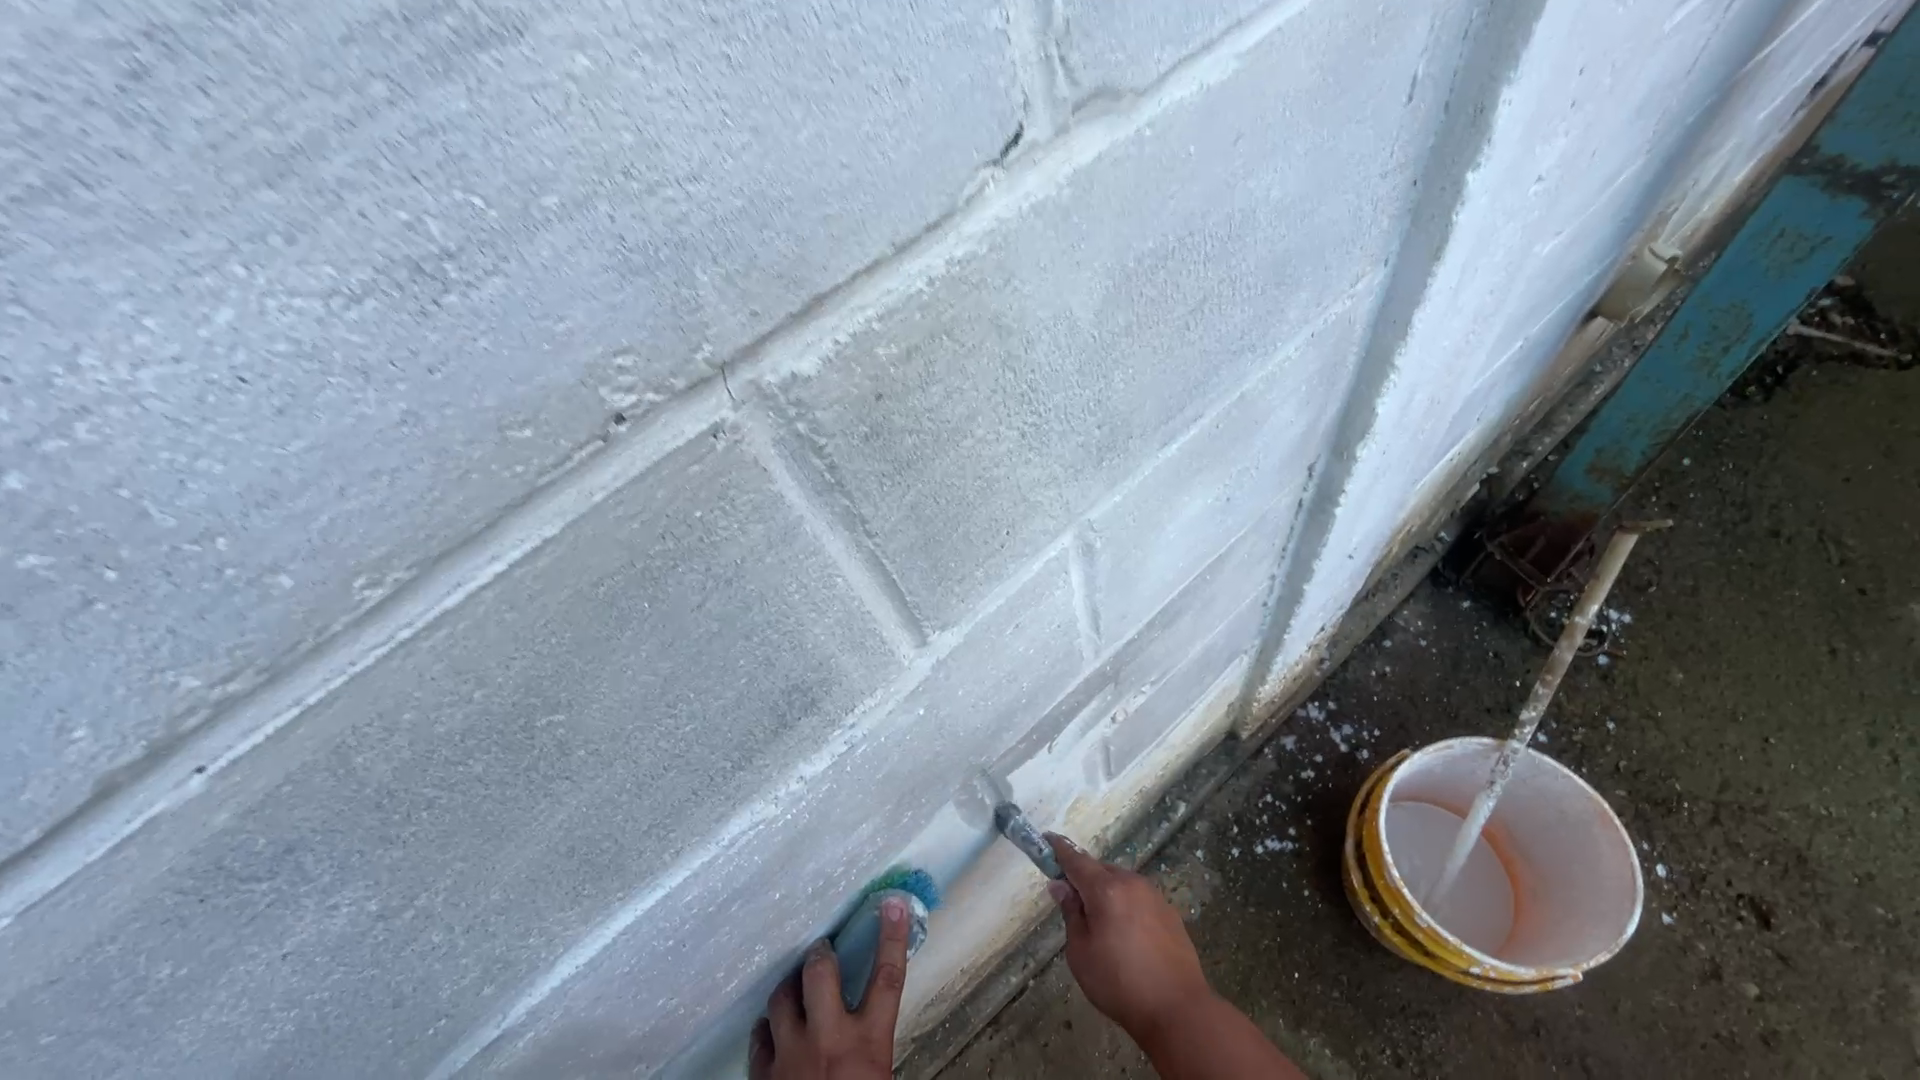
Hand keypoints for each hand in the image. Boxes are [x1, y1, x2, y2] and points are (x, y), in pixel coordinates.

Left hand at [749, 894, 911, 1079]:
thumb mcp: (879, 1078)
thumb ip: (874, 1049)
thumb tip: (872, 1025)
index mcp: (868, 1044)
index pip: (887, 977)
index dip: (892, 935)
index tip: (893, 903)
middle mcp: (828, 1039)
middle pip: (821, 973)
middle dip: (821, 954)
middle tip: (823, 951)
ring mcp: (790, 1056)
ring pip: (782, 997)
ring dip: (791, 987)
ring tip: (798, 985)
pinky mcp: (762, 1075)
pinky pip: (759, 1034)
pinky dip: (767, 1025)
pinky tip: (774, 1027)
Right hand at [1045, 833, 1215, 1041]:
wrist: (1178, 1008)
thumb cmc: (1119, 983)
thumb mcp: (1080, 952)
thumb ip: (1070, 913)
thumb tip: (1060, 886)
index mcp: (1106, 889)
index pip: (1076, 860)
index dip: (1059, 849)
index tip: (1047, 839)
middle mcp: (1131, 883)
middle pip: (1100, 870)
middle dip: (1084, 878)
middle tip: (1072, 901)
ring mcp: (1154, 896)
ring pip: (1121, 883)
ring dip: (1106, 892)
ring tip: (1100, 923)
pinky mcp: (1169, 912)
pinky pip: (1138, 898)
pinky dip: (1126, 904)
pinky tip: (1126, 934)